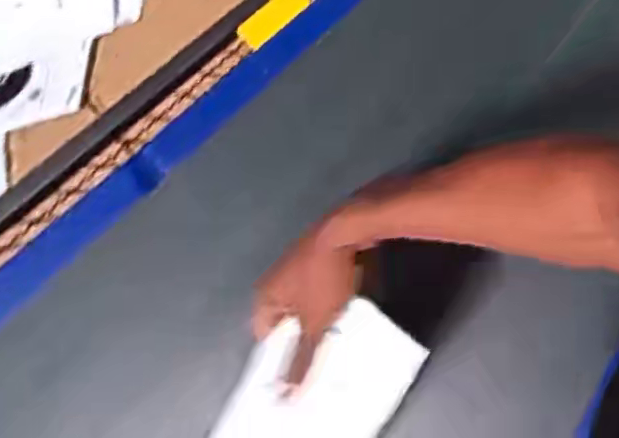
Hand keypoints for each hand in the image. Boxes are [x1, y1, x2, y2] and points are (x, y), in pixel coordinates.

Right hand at [252, 222, 359, 387]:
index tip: (302, 356)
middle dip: (304, 324)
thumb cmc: (327, 275)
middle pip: (287, 310)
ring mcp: (302, 252)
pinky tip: (351, 285)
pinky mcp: (326, 240)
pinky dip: (336, 279)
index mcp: (265, 293)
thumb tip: (287, 394)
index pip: (265, 332)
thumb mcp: (317, 322)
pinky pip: (327, 269)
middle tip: (323, 338)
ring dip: (322, 300)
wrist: (353, 222)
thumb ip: (302, 357)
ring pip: (308, 288)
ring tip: (339, 314)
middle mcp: (277, 272)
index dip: (283, 347)